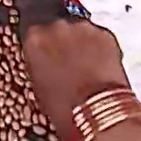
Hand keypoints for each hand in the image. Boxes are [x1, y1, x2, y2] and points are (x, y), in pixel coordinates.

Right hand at [20, 19, 133, 140]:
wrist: (97, 113)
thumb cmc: (65, 107)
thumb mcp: (37, 84)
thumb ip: (38, 62)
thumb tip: (45, 60)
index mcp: (34, 38)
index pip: (35, 33)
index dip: (44, 46)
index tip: (49, 54)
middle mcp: (56, 27)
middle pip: (58, 28)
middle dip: (63, 42)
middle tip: (70, 63)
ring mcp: (82, 28)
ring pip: (80, 31)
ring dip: (82, 44)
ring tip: (88, 67)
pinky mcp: (105, 33)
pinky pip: (100, 37)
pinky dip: (101, 48)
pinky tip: (101, 67)